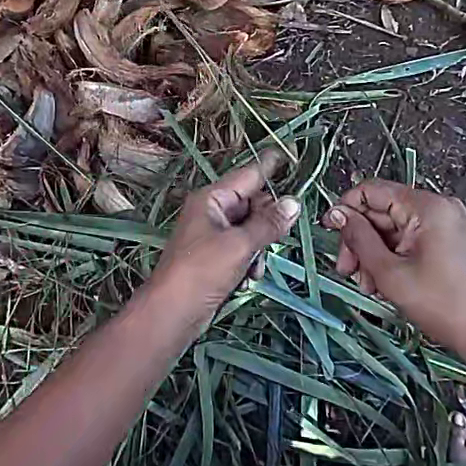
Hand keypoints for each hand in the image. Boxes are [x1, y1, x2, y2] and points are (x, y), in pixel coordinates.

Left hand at [154, 148, 300, 311]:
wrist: (172, 312)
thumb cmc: (202, 271)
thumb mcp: (240, 245)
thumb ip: (268, 223)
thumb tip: (293, 203)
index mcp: (212, 198)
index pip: (248, 175)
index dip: (269, 166)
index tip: (289, 153)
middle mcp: (212, 211)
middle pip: (253, 204)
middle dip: (268, 222)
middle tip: (276, 238)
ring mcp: (213, 234)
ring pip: (251, 229)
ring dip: (259, 248)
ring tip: (254, 267)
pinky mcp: (215, 256)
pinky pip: (243, 250)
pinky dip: (249, 262)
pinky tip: (247, 279)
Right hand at [325, 180, 465, 355]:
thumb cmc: (444, 305)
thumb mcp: (390, 272)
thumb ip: (359, 239)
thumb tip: (337, 214)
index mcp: (426, 206)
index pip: (371, 190)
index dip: (345, 209)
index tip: (329, 232)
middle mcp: (437, 208)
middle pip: (381, 211)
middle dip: (360, 240)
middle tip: (347, 270)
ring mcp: (445, 225)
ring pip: (392, 229)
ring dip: (373, 254)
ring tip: (368, 285)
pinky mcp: (448, 242)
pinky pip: (409, 241)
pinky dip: (392, 259)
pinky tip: (384, 284)